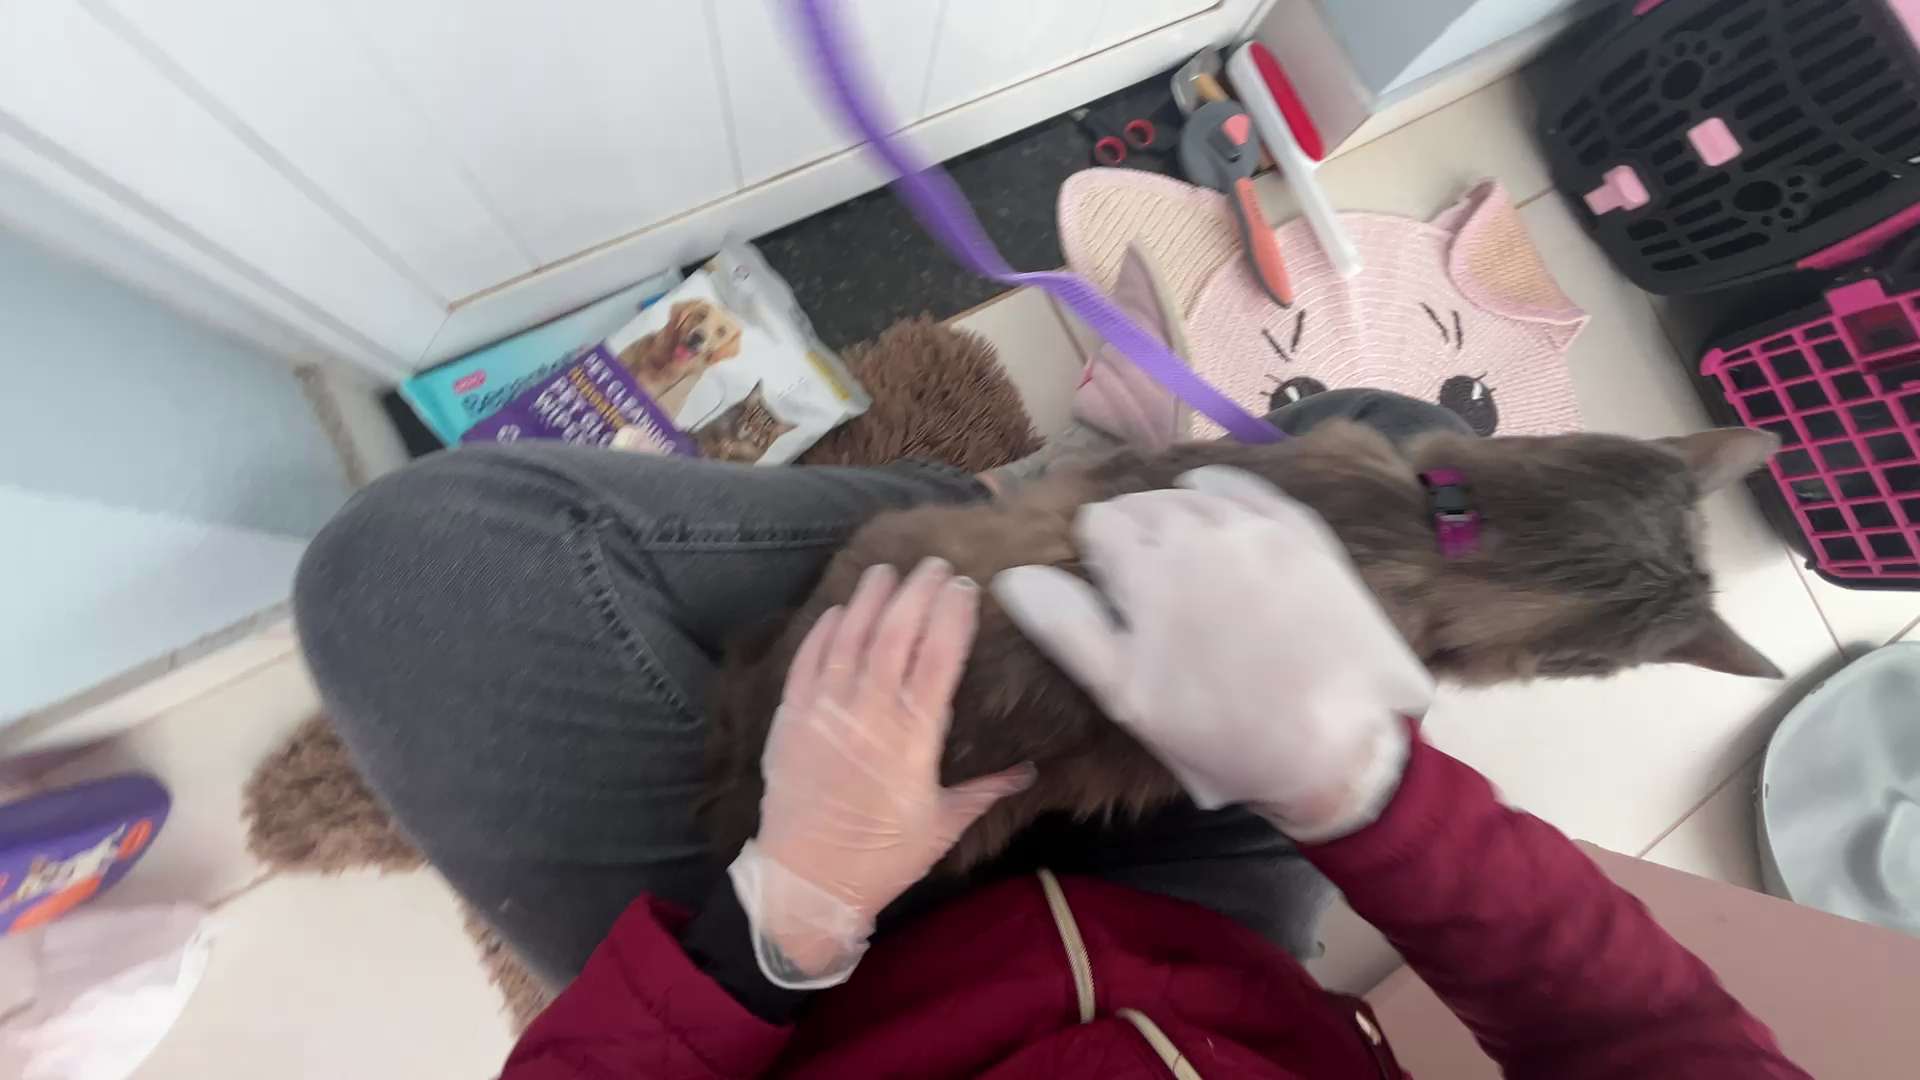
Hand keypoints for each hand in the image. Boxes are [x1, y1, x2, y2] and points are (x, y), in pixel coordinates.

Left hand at [730, 557, 1033, 987]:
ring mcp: (825, 711)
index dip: (953, 617)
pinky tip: (839, 610)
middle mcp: (870, 714)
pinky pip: (807, 662)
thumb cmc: (881, 856)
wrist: (804, 884)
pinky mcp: (791, 718)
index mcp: (913, 739)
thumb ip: (986, 789)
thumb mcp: (942, 826)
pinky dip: (824, 631)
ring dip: (870, 599)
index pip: (938, 660)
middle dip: (917, 594)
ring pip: (851, 638)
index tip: (966, 588)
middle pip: (896, 636)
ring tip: (887, 570)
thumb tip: (1031, 767)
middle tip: (934, 565)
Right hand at [992, 467, 1430, 839]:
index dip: (1093, 554)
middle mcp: (1199, 530)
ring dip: (1170, 516)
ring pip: (1188, 495)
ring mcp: (1256, 526)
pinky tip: (1209, 503)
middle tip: (1140, 581)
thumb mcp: (1125, 694)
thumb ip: (1066, 627)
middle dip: (1129, 533)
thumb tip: (1016, 576)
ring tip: (1175, 555)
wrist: (1340, 746)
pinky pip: (1246, 487)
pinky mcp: (1302, 531)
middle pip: (1140, 504)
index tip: (1108, 590)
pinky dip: (1218, 490)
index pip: (1098, 524)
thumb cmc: (1219, 727)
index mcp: (1148, 567)